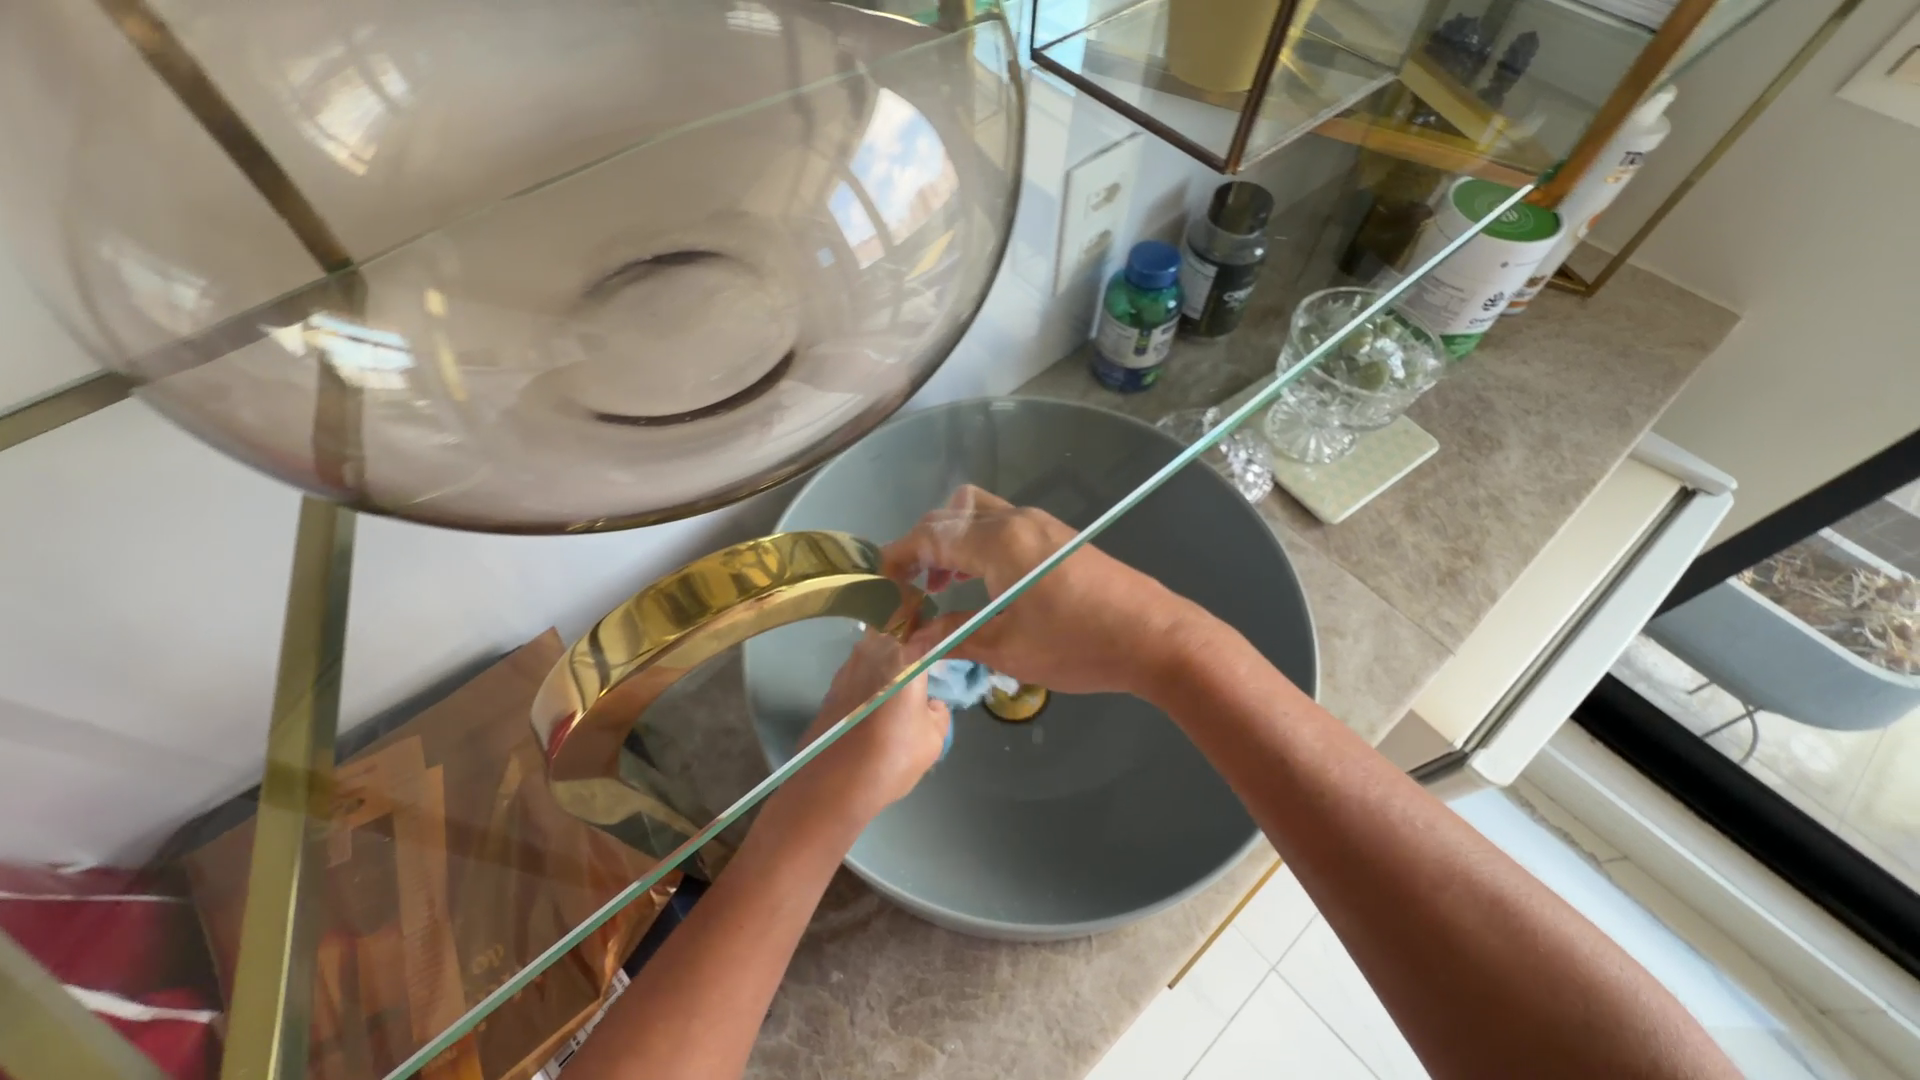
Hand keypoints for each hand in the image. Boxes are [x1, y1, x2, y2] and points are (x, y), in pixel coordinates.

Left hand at [767, 632, 950, 833]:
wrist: (832, 786)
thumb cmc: (892, 756)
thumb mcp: (934, 737)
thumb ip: (938, 711)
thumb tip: (930, 704)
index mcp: (903, 654)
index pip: (927, 629)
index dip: (938, 634)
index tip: (948, 645)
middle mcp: (872, 650)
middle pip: (897, 631)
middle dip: (911, 642)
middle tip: (926, 664)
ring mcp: (848, 667)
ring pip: (876, 651)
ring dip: (890, 662)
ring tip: (903, 687)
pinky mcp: (832, 687)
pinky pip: (860, 672)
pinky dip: (872, 680)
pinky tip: (879, 705)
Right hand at [881, 485, 1210, 699]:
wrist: (1157, 638)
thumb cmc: (1078, 645)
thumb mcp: (1007, 647)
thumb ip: (952, 636)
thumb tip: (908, 642)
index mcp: (998, 540)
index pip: (928, 535)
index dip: (897, 559)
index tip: (880, 589)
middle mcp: (1016, 520)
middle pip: (949, 514)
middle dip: (920, 546)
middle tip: (909, 589)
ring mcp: (1041, 525)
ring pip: (977, 514)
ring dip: (950, 541)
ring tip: (938, 585)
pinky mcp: (1058, 538)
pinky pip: (1002, 526)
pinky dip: (977, 544)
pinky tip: (979, 583)